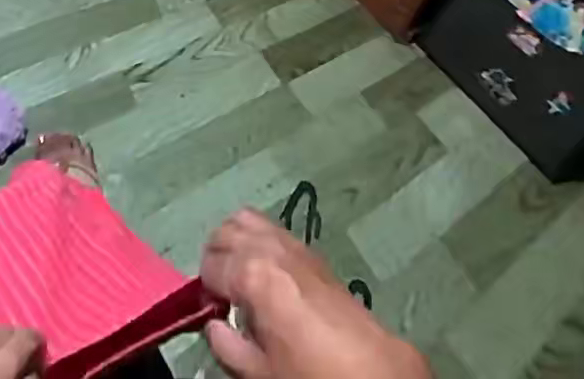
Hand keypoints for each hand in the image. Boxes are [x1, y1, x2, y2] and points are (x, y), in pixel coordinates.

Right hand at [199, 209, 430, 378]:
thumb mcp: (261, 374)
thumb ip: (227, 347)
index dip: (206, 292)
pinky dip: (257, 237)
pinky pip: (269, 226)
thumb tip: (214, 326)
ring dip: (234, 240)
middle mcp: (266, 247)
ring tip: (240, 274)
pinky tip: (264, 268)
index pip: (209, 266)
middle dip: (215, 258)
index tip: (215, 314)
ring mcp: (289, 242)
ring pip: (244, 219)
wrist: (377, 373)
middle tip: (223, 294)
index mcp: (250, 273)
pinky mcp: (308, 248)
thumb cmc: (313, 375)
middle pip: (223, 233)